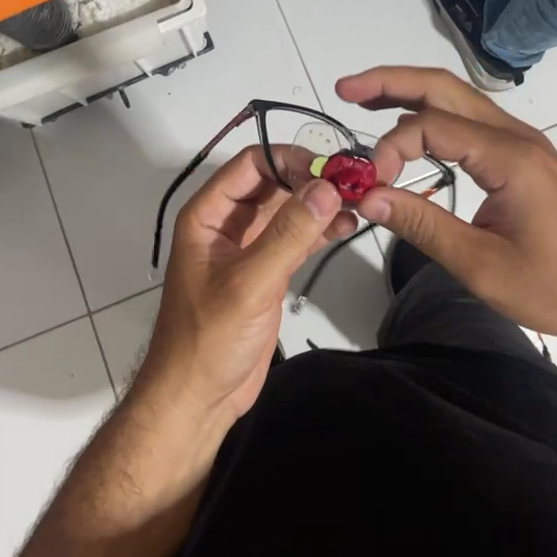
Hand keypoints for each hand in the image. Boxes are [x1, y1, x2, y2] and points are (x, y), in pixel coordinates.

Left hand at [135, 146, 359, 424]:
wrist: (197, 397)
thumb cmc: (209, 338)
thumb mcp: (249, 283)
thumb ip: (287, 234)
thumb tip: (326, 188)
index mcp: (208, 215)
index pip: (251, 165)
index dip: (289, 159)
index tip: (331, 168)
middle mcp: (227, 224)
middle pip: (272, 183)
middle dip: (310, 178)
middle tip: (354, 182)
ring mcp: (248, 248)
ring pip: (287, 210)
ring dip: (319, 203)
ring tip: (359, 201)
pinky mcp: (266, 272)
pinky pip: (295, 238)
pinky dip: (319, 230)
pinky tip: (347, 225)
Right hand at [336, 66, 556, 351]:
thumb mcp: (483, 267)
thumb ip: (422, 225)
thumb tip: (367, 197)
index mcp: (510, 158)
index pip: (432, 126)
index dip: (391, 147)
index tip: (370, 186)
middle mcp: (516, 137)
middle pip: (445, 87)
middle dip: (391, 81)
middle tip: (344, 89)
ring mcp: (523, 144)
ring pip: (458, 98)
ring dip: (410, 93)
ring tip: (363, 99)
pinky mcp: (523, 158)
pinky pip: (470, 121)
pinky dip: (432, 116)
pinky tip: (408, 129)